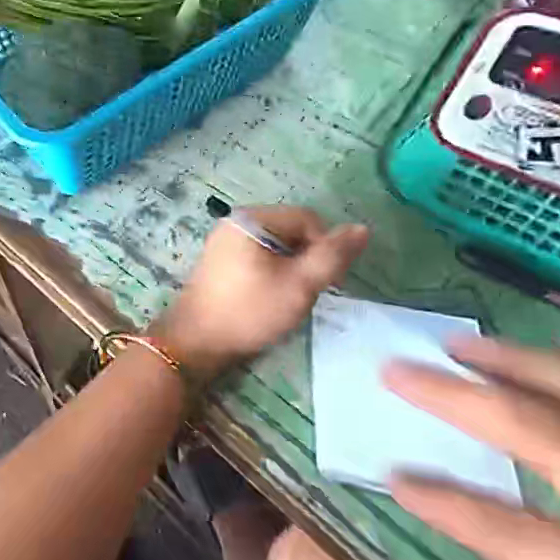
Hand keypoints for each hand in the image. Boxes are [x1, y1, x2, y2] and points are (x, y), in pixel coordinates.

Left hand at [152, 206, 367, 380]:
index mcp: (252, 218)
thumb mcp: (299, 285)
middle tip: (309, 292)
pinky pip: (259, 255)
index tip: (327, 282)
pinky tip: (272, 296)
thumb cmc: (249, 311)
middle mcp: (236, 220)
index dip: (326, 247)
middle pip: (292, 229)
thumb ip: (331, 256)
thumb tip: (362, 228)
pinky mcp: (222, 259)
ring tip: (291, 297)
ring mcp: (226, 239)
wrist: (197, 341)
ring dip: (293, 267)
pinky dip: (274, 272)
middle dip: (308, 257)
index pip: (308, 219)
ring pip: (278, 245)